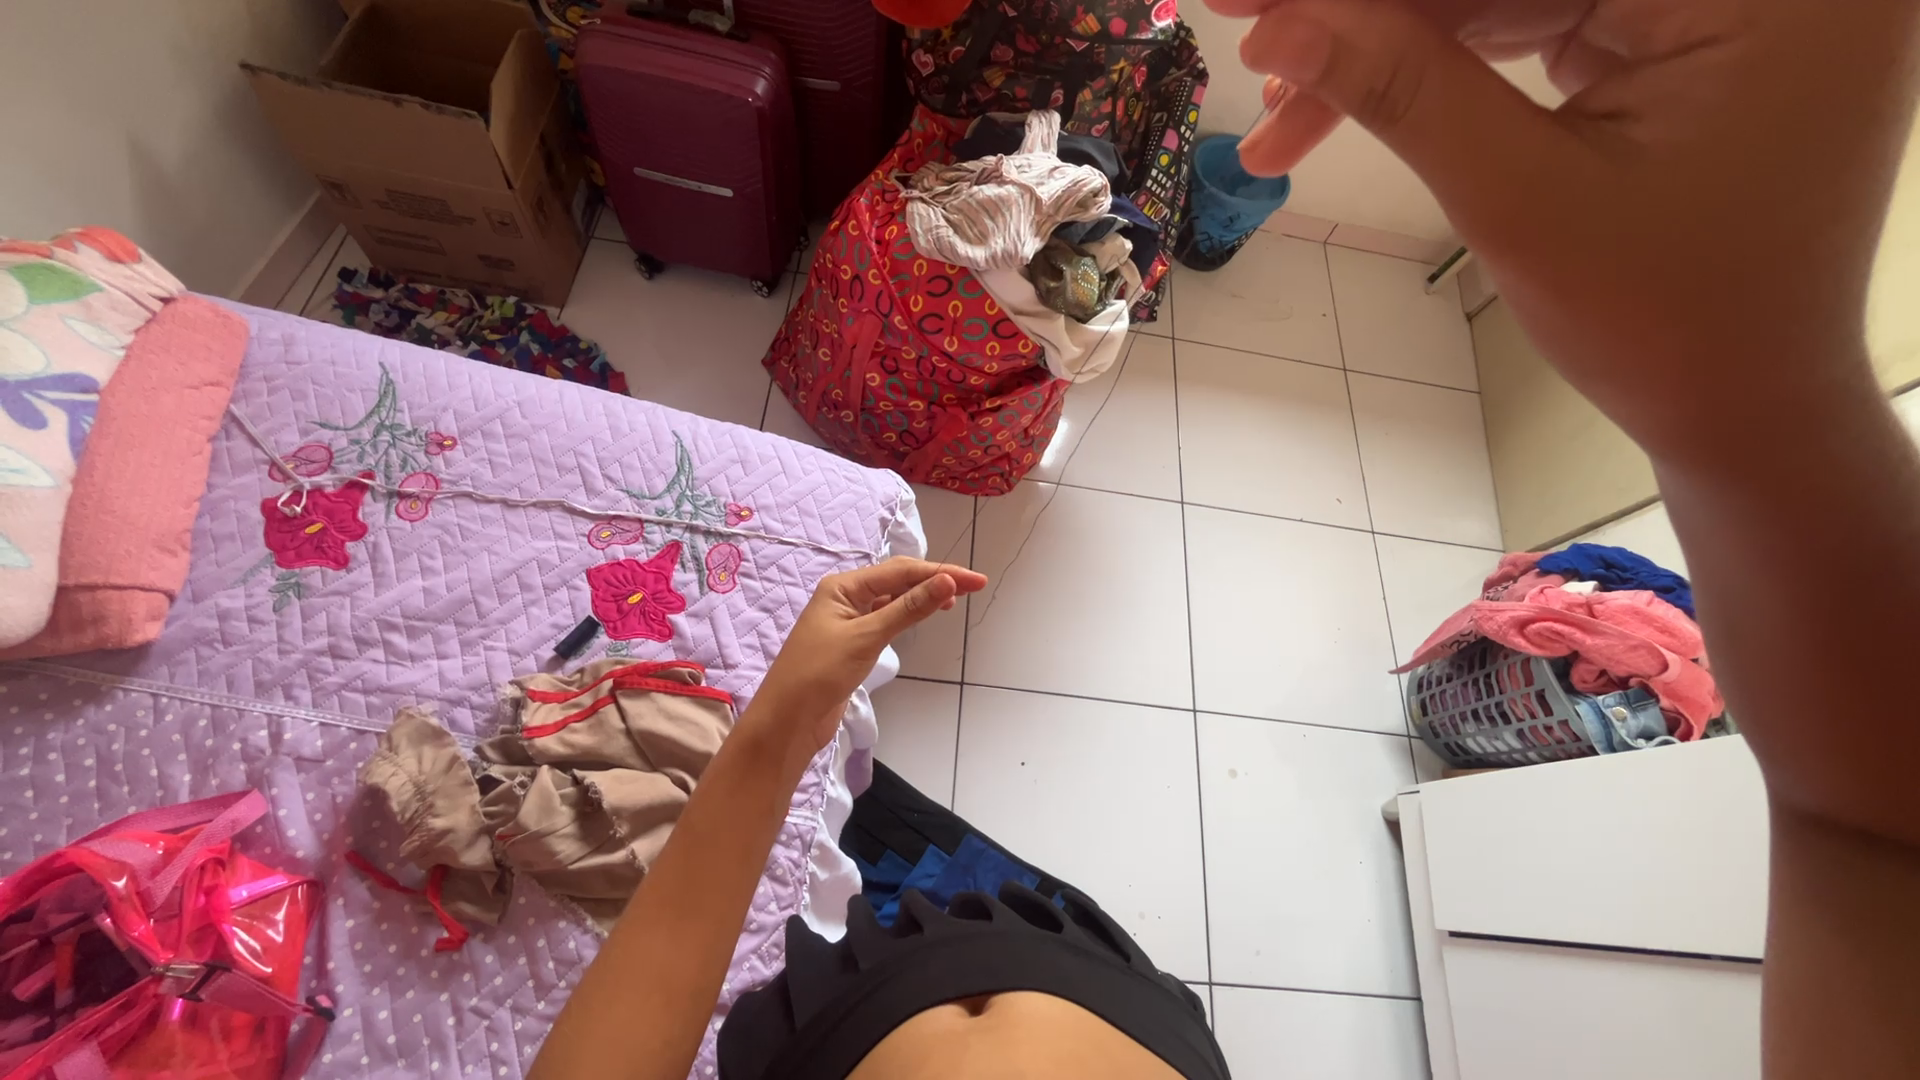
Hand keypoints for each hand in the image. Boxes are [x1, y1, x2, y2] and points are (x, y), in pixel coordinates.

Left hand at [744, 557, 987, 756]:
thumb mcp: (867, 637)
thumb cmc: (820, 673)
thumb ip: (908, 608)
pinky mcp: (852, 643)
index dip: (939, 572)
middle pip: (897, 580)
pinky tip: (922, 616)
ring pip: (892, 599)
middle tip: (972, 587)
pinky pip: (885, 619)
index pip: (900, 571)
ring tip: (952, 600)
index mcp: (843, 586)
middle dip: (933, 580)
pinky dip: (907, 615)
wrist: (787, 720)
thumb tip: (946, 581)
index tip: (975, 580)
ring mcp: (848, 620)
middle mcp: (845, 597)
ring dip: (921, 597)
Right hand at [1218, 0, 1919, 465]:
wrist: (1734, 389)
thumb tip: (1281, 27)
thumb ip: (1402, 92)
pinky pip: (1522, 25)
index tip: (1245, 0)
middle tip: (1250, 38)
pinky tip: (1341, 102)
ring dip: (1380, 54)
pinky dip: (1430, 69)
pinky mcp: (1667, 29)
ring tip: (1276, 113)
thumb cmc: (1652, 313)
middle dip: (1362, 15)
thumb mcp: (1513, 196)